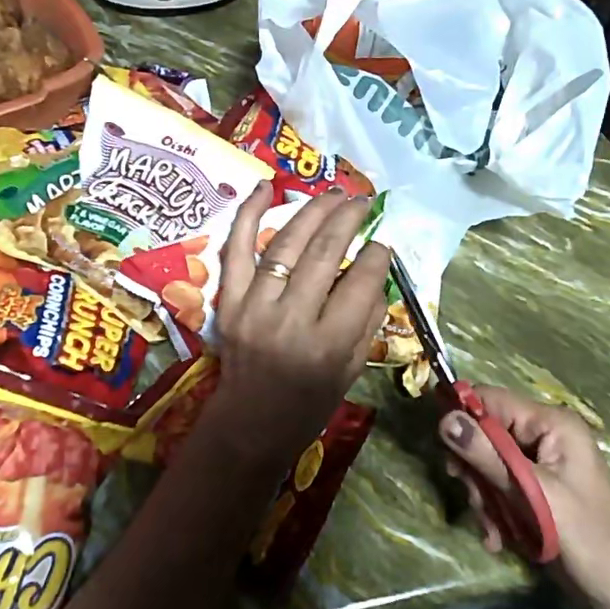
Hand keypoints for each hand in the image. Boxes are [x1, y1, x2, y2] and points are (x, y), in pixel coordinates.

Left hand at [208, 184, 389, 464]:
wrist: (250, 421)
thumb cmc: (308, 401)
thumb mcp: (352, 369)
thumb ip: (366, 319)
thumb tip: (375, 266)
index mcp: (328, 346)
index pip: (359, 285)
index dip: (375, 257)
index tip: (382, 242)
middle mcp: (290, 321)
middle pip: (323, 255)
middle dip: (347, 220)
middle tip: (363, 202)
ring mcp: (254, 307)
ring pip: (287, 245)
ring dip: (313, 212)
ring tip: (335, 193)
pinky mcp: (227, 300)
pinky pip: (237, 248)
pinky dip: (250, 214)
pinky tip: (266, 187)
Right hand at [439, 387, 609, 608]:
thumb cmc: (589, 540)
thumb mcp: (534, 495)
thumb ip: (488, 455)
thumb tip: (444, 419)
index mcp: (551, 423)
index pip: (490, 400)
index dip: (462, 419)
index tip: (447, 453)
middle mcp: (544, 434)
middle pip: (484, 433)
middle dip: (474, 469)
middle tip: (474, 499)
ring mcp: (540, 462)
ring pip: (486, 462)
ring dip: (482, 496)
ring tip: (492, 527)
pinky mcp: (535, 489)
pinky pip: (498, 485)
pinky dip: (492, 509)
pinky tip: (498, 537)